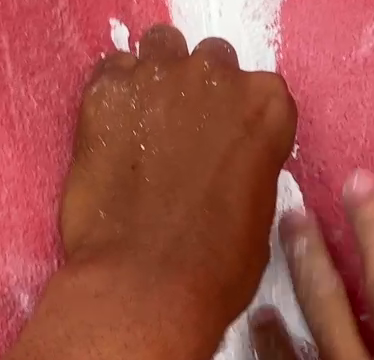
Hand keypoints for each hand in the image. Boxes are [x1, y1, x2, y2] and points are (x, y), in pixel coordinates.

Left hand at [60, 25, 295, 348]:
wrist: (145, 290)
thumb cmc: (215, 274)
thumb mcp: (259, 224)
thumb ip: (248, 175)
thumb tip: (231, 172)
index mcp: (268, 108)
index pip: (261, 96)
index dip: (240, 129)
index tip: (226, 157)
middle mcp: (218, 76)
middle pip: (211, 67)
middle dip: (201, 101)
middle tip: (183, 150)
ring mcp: (157, 77)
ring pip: (160, 55)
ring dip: (158, 88)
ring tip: (146, 138)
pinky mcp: (105, 93)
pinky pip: (112, 76)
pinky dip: (115, 102)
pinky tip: (113, 144)